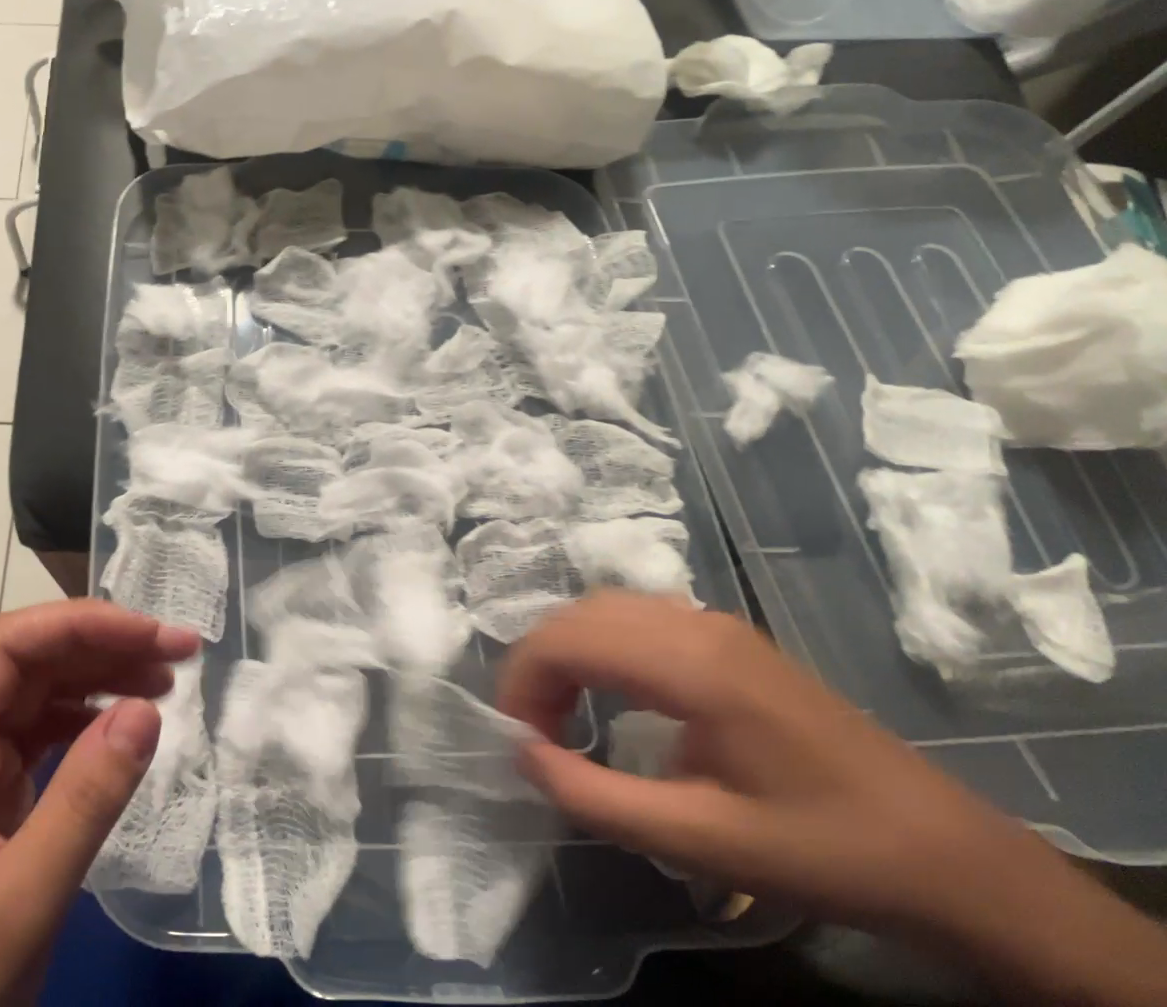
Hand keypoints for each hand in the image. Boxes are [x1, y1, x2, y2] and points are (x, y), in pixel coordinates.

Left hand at [0, 601, 198, 1006]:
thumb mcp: (22, 900)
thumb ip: (86, 800)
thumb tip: (149, 708)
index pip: (2, 650)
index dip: (80, 626)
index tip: (155, 635)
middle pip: (20, 665)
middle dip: (99, 645)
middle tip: (181, 652)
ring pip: (32, 696)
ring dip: (98, 677)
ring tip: (167, 679)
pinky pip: (38, 738)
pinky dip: (87, 720)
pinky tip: (127, 722)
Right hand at [499, 593, 1166, 1006]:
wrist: (946, 856)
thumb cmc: (820, 849)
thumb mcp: (696, 839)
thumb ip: (592, 795)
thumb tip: (521, 754)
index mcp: (693, 666)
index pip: (565, 638)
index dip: (521, 684)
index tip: (520, 744)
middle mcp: (701, 626)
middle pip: (579, 613)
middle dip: (536, 667)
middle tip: (533, 736)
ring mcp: (722, 628)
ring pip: (606, 609)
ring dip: (566, 654)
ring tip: (560, 719)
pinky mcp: (735, 643)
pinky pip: (639, 620)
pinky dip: (600, 648)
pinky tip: (608, 698)